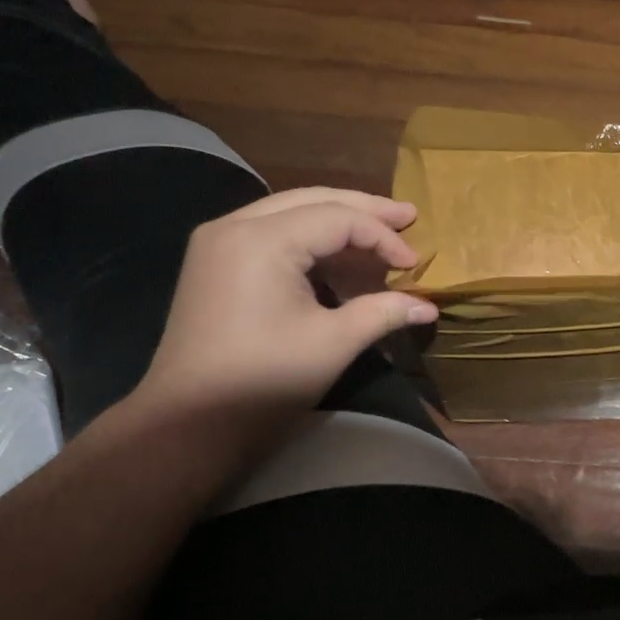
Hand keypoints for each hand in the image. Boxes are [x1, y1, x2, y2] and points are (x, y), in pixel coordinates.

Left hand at [133, 187, 437, 424]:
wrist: (191, 419)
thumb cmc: (266, 379)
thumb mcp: (333, 344)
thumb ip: (382, 314)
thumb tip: (428, 307)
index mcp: (262, 240)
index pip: (337, 218)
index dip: (383, 236)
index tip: (415, 264)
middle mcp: (235, 226)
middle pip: (311, 200)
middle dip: (364, 209)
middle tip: (408, 215)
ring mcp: (219, 243)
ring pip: (289, 212)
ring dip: (337, 221)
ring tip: (380, 231)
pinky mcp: (215, 264)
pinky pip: (271, 234)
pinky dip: (310, 240)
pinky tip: (339, 257)